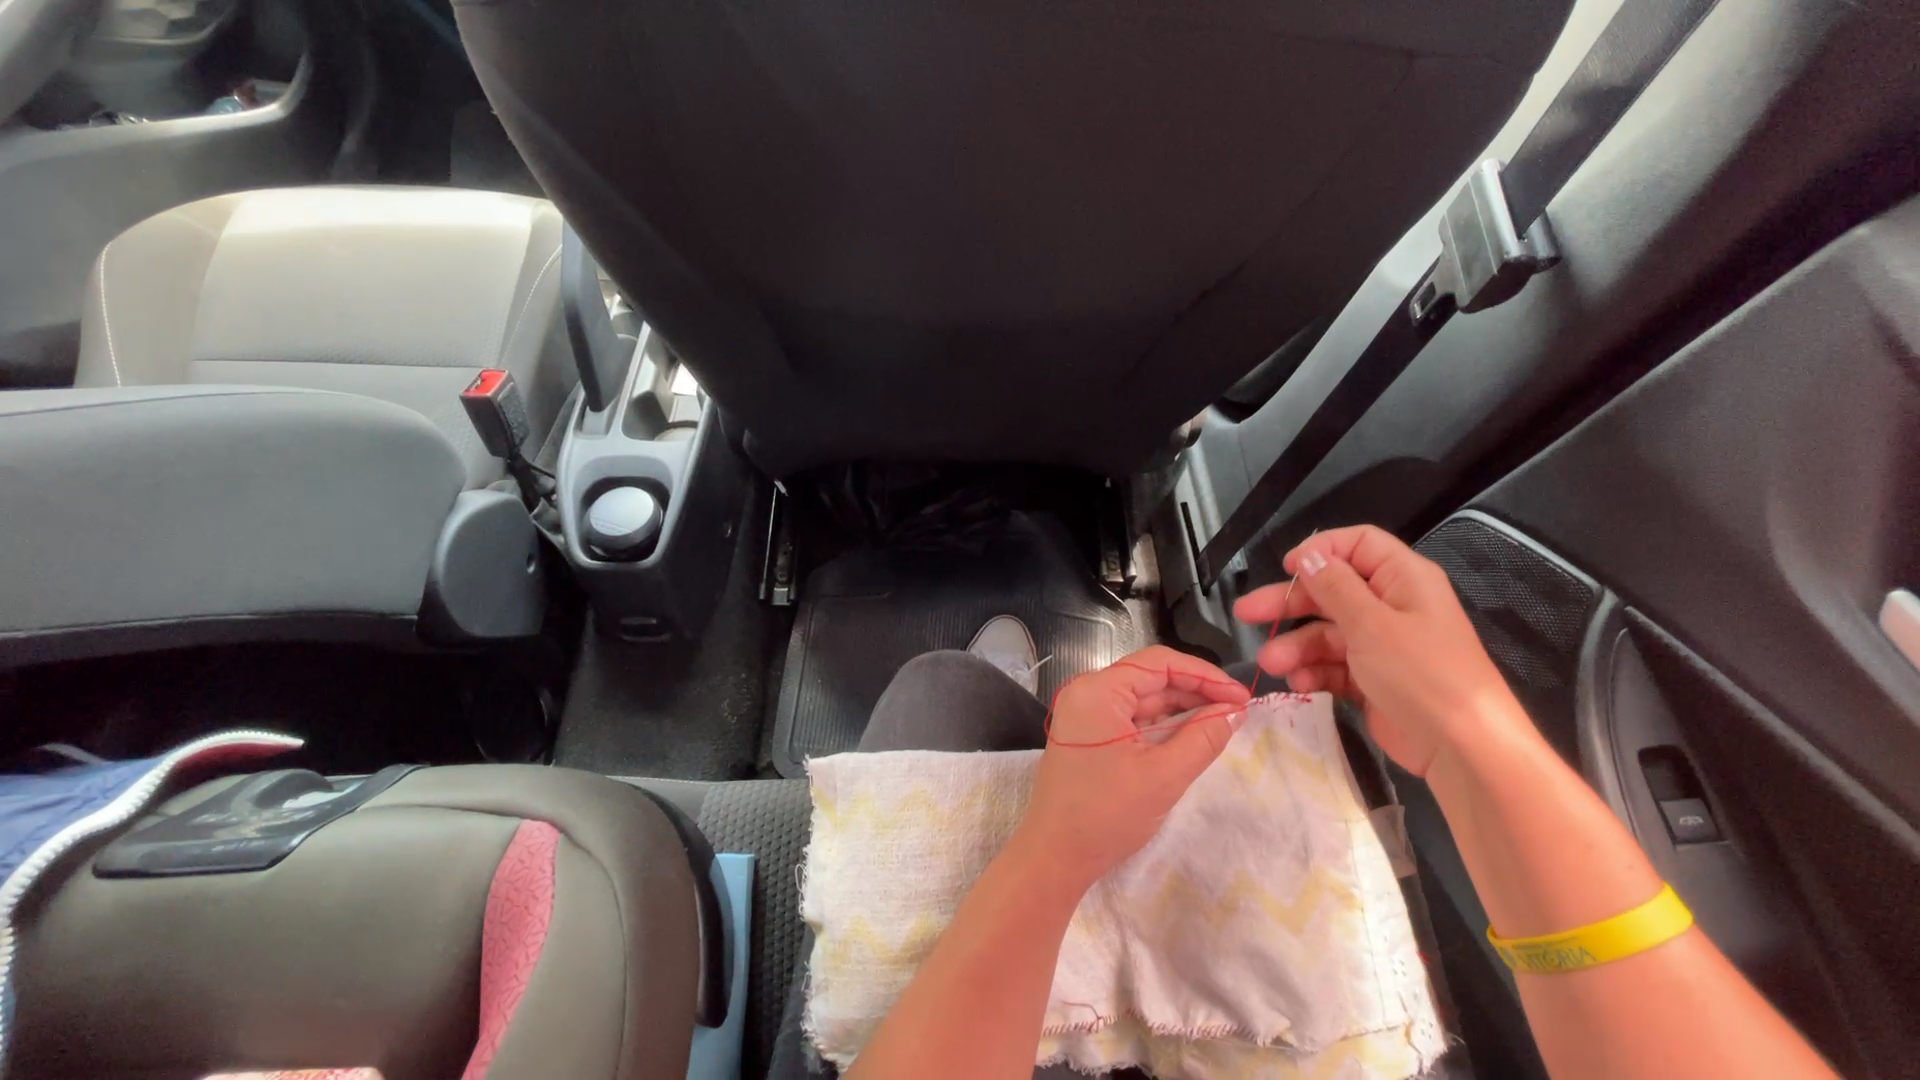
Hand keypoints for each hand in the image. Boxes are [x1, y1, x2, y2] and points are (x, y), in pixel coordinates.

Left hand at [1014, 645, 1250, 890]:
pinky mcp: (1090, 737)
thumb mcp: (1164, 776)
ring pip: (1143, 700)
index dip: (1204, 675)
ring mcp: (1086, 715)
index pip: (1158, 663)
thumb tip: (1235, 711)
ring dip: (1182, 708)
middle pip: (1150, 678)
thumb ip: (1203, 738)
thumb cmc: (1106, 815)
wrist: (1055, 857)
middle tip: (1239, 710)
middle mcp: (1087, 693)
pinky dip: (1163, 725)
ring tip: (1223, 721)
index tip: (1241, 695)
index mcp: (1097, 691)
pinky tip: (1191, 734)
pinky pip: (1132, 720)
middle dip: (1196, 691)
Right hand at [1232, 525, 1536, 777]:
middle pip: (1330, 591)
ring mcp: (1381, 645)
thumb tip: (1307, 555)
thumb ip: (1334, 587)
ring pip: (1325, 633)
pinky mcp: (1372, 679)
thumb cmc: (1422, 673)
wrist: (1462, 748)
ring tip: (1272, 665)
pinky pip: (1333, 666)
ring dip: (1296, 646)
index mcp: (1403, 580)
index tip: (1284, 568)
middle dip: (1288, 604)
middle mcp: (1391, 606)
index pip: (1357, 545)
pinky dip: (1313, 672)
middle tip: (1246, 613)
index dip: (1319, 551)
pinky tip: (1299, 684)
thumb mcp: (1372, 624)